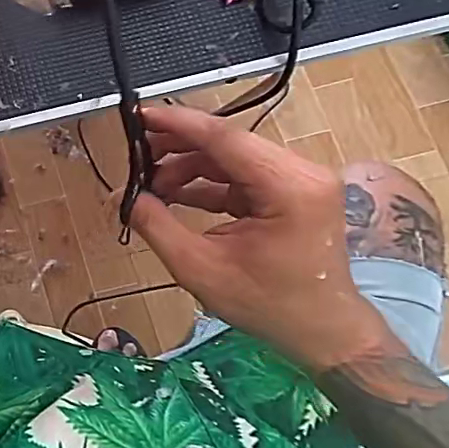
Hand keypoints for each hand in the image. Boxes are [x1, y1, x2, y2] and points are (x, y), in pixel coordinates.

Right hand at [129, 105, 390, 370]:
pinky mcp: (294, 191)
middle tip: (137, 157)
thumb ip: (158, 226)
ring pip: (234, 157)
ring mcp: (302, 179)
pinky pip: (244, 175)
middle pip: (229, 143)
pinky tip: (176, 192)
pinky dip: (210, 182)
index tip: (140, 115)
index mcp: (289, 187)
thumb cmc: (269, 307)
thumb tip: (125, 197)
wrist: (323, 332)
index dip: (177, 123)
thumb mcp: (202, 270)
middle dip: (179, 147)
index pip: (224, 138)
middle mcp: (302, 172)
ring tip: (152, 183)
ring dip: (191, 166)